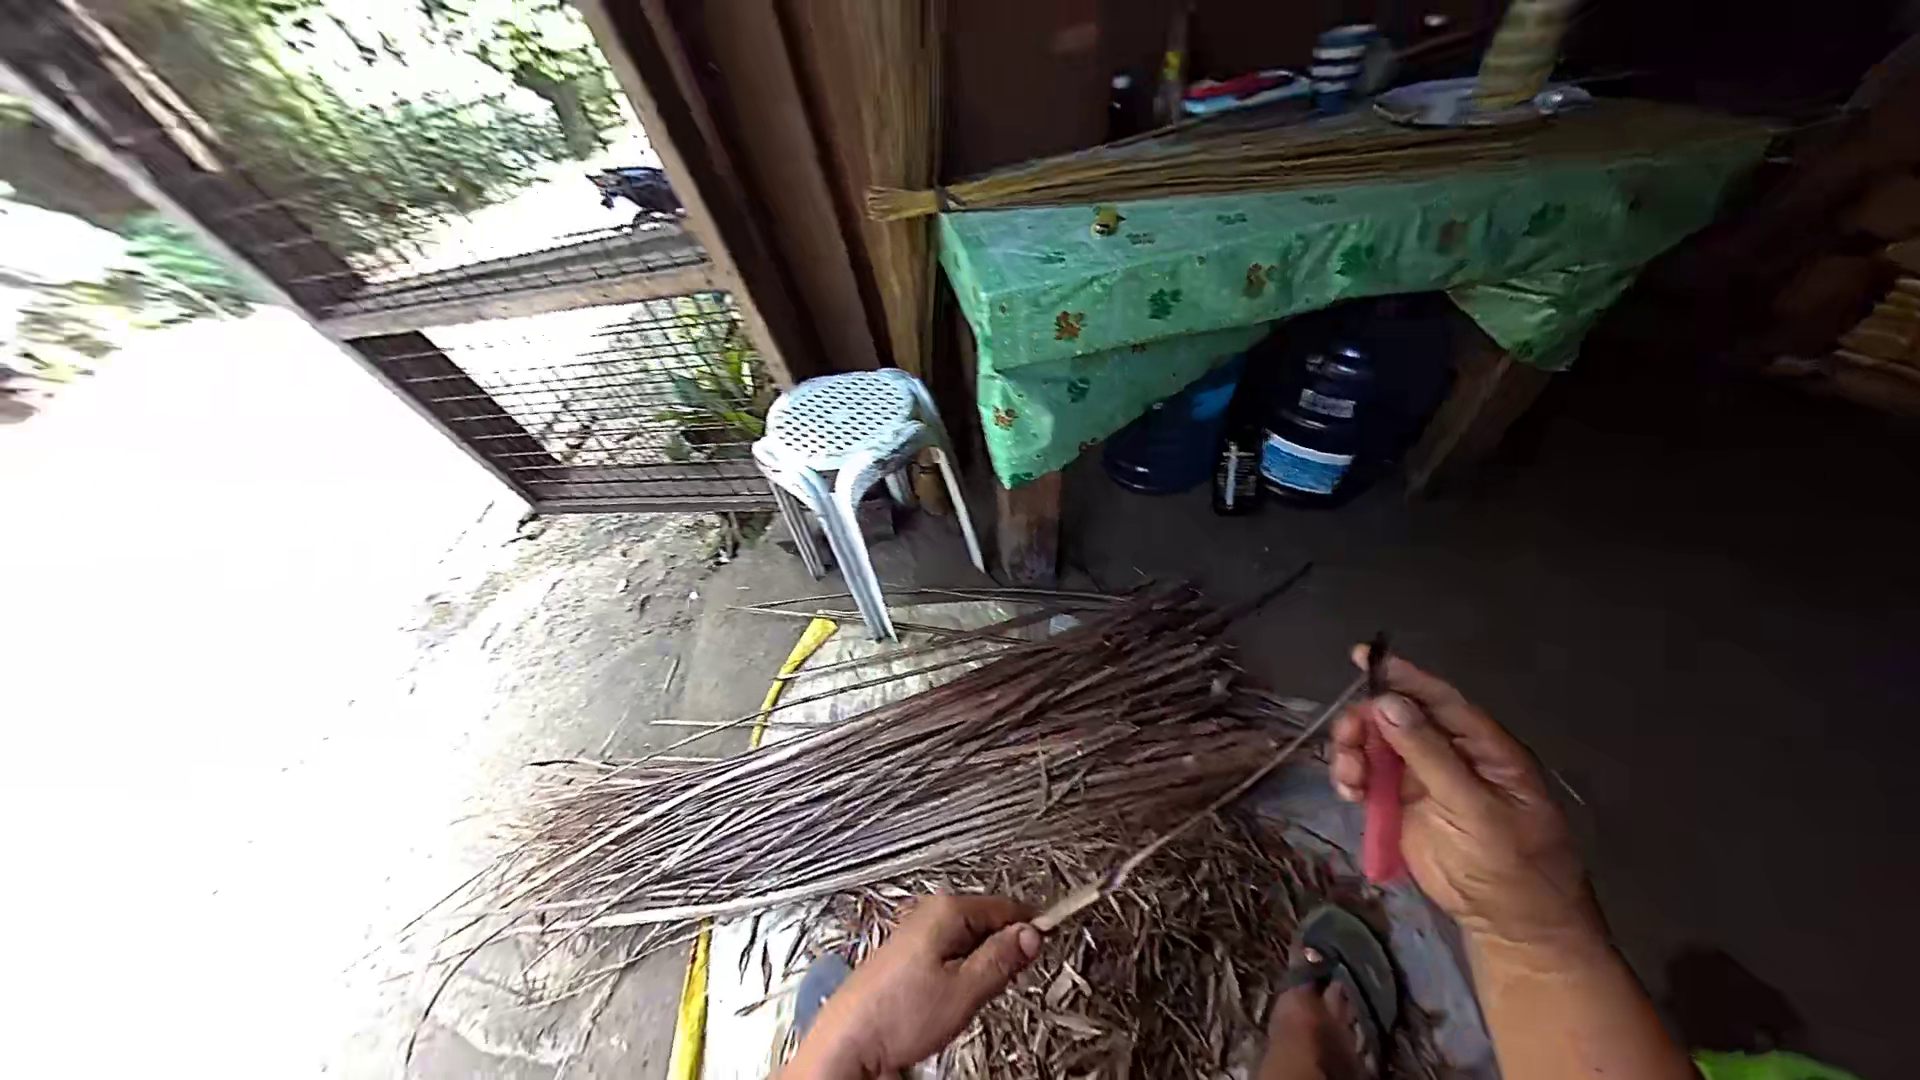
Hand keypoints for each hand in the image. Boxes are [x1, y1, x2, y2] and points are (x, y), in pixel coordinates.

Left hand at [782, 894, 1040, 1078]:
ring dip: (982, 963)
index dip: (1029, 927)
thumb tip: (1032, 934)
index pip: (1005, 906)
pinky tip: (952, 998)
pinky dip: (962, 970)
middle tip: (1003, 984)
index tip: (1047, 946)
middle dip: (1003, 950)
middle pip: (988, 921)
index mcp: (948, 909)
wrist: (850, 1041)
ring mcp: (919, 929)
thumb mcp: (965, 991)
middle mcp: (932, 911)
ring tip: (972, 996)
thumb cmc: (899, 1016)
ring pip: (970, 939)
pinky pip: (951, 950)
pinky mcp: (911, 951)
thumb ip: (1002, 959)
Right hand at [1329, 649, 1598, 949]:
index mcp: (1482, 748)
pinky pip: (1363, 773)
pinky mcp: (1397, 800)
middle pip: (1394, 717)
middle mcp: (1448, 753)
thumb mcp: (1474, 809)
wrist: (1509, 926)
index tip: (1362, 656)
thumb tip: (1387, 702)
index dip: (1401, 675)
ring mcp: (1420, 776)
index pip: (1438, 699)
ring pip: (1372, 742)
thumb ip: (1428, 754)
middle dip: (1365, 722)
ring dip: (1352, 752)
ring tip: (1350, 780)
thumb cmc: (1511, 867)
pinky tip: (1349, 795)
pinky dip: (1349, 777)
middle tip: (1348, 739)